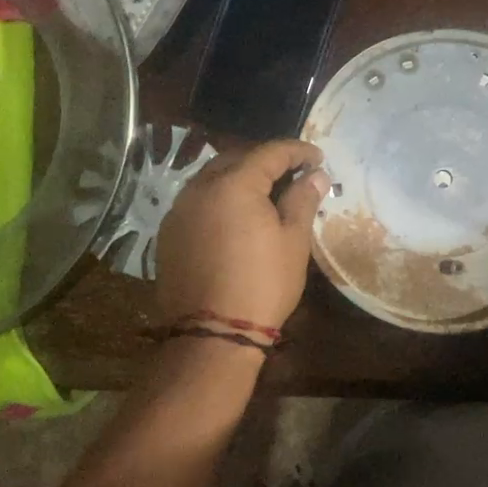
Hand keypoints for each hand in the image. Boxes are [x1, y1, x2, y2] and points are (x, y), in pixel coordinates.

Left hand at [155, 139, 328, 331]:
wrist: (211, 334)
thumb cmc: (262, 284)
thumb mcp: (293, 241)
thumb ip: (303, 200)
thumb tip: (316, 175)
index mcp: (233, 184)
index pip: (270, 152)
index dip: (297, 151)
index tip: (318, 158)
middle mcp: (199, 188)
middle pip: (236, 159)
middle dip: (266, 161)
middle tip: (293, 173)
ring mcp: (179, 211)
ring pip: (212, 179)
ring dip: (240, 179)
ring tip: (266, 194)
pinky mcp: (169, 234)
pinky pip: (198, 202)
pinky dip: (220, 200)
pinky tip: (236, 217)